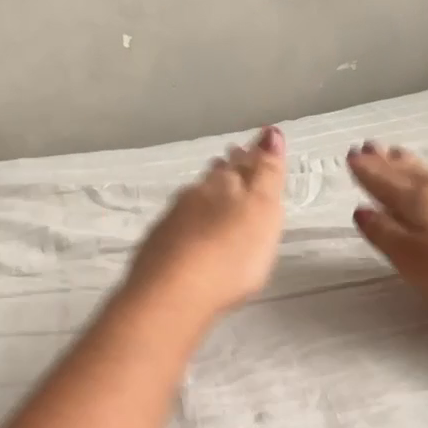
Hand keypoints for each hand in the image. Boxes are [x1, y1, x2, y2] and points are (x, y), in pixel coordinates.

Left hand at [126, 127, 287, 317]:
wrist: (171, 294)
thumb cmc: (229, 256)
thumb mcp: (262, 212)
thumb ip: (266, 173)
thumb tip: (270, 133)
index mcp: (226, 184)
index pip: (244, 162)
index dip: (254, 155)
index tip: (261, 143)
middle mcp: (196, 194)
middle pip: (217, 177)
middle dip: (229, 169)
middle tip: (235, 161)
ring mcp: (172, 219)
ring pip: (196, 197)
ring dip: (208, 192)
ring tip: (216, 191)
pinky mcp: (156, 246)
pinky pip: (178, 223)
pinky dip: (189, 221)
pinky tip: (191, 230)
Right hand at [348, 141, 427, 331]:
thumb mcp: (414, 261)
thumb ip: (385, 234)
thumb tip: (362, 210)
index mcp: (420, 202)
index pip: (384, 182)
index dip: (366, 171)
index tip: (352, 156)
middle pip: (410, 172)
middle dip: (387, 162)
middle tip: (371, 146)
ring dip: (414, 165)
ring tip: (401, 155)